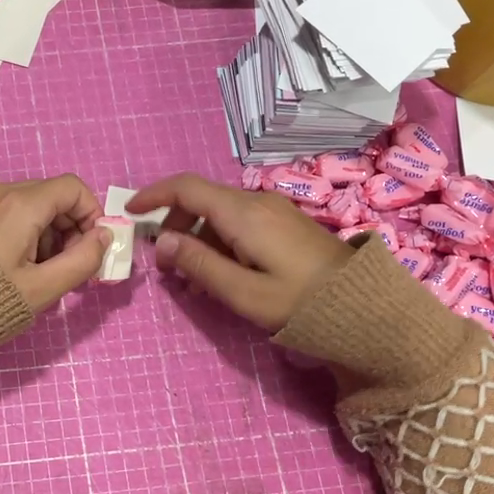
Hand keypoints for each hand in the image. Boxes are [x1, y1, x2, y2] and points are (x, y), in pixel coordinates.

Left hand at [0, 175, 109, 312]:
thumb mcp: (43, 288)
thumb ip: (82, 260)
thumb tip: (104, 237)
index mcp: (20, 204)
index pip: (73, 188)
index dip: (92, 214)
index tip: (94, 249)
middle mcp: (1, 194)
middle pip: (53, 196)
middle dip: (72, 229)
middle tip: (72, 268)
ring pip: (34, 207)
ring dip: (51, 236)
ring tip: (45, 275)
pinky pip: (13, 216)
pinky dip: (29, 236)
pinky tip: (23, 270)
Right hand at [127, 174, 352, 331]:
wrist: (362, 306)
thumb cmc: (299, 302)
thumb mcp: (241, 292)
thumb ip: (199, 265)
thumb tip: (163, 242)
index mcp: (243, 214)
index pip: (186, 187)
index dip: (154, 194)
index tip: (131, 211)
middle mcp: (256, 202)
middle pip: (201, 199)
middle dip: (175, 225)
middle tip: (166, 266)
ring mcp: (273, 211)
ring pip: (219, 213)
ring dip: (197, 238)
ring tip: (192, 280)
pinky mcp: (284, 224)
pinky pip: (239, 222)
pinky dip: (218, 241)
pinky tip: (221, 273)